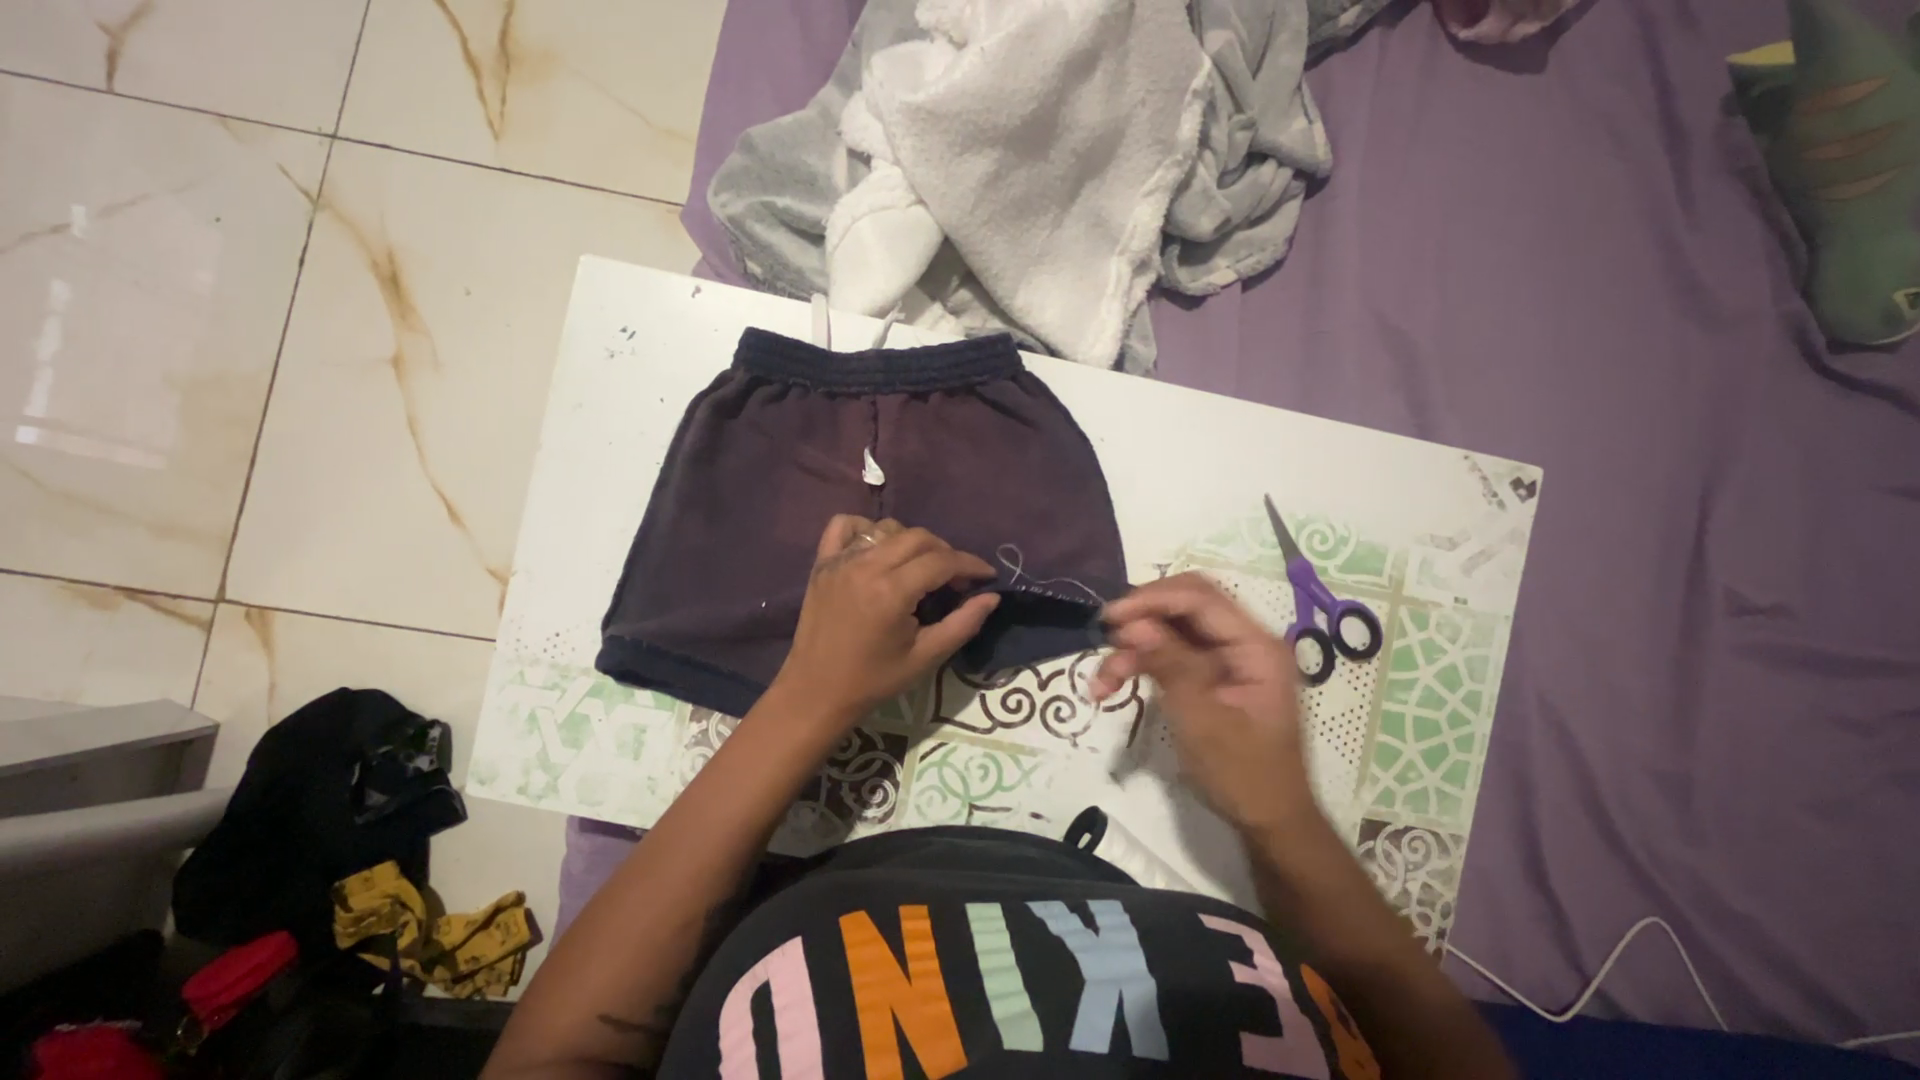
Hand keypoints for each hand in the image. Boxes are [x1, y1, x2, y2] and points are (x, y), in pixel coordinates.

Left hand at [767, 516, 999, 729]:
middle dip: (946, 552)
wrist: (816, 692)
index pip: (942, 561)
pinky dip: (865, 529)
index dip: (970, 565)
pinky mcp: (821, 563)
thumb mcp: (926, 658)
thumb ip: (962, 624)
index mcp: (891, 591)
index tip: (987, 576)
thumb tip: (992, 597)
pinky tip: (877, 550)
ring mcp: (840, 561)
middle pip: (918, 537)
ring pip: (887, 529)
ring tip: (920, 569)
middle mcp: (865, 566)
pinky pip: (844, 526)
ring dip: (911, 542)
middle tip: (956, 578)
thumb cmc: (874, 680)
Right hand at [1089, 573, 1318, 831]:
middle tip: (1107, 639)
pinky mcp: (1210, 674)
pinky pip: (1170, 653)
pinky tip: (1112, 686)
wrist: (1269, 820)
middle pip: (1185, 604)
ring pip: (1171, 628)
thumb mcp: (1202, 721)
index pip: (1200, 598)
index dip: (1152, 599)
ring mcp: (1227, 657)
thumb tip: (1133, 624)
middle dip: (1141, 617)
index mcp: (1256, 646)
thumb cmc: (1243, 775)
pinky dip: (1141, 664)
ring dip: (1134, 647)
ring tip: (1103, 682)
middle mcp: (1244, 641)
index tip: (1110, 619)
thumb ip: (1170, 665)